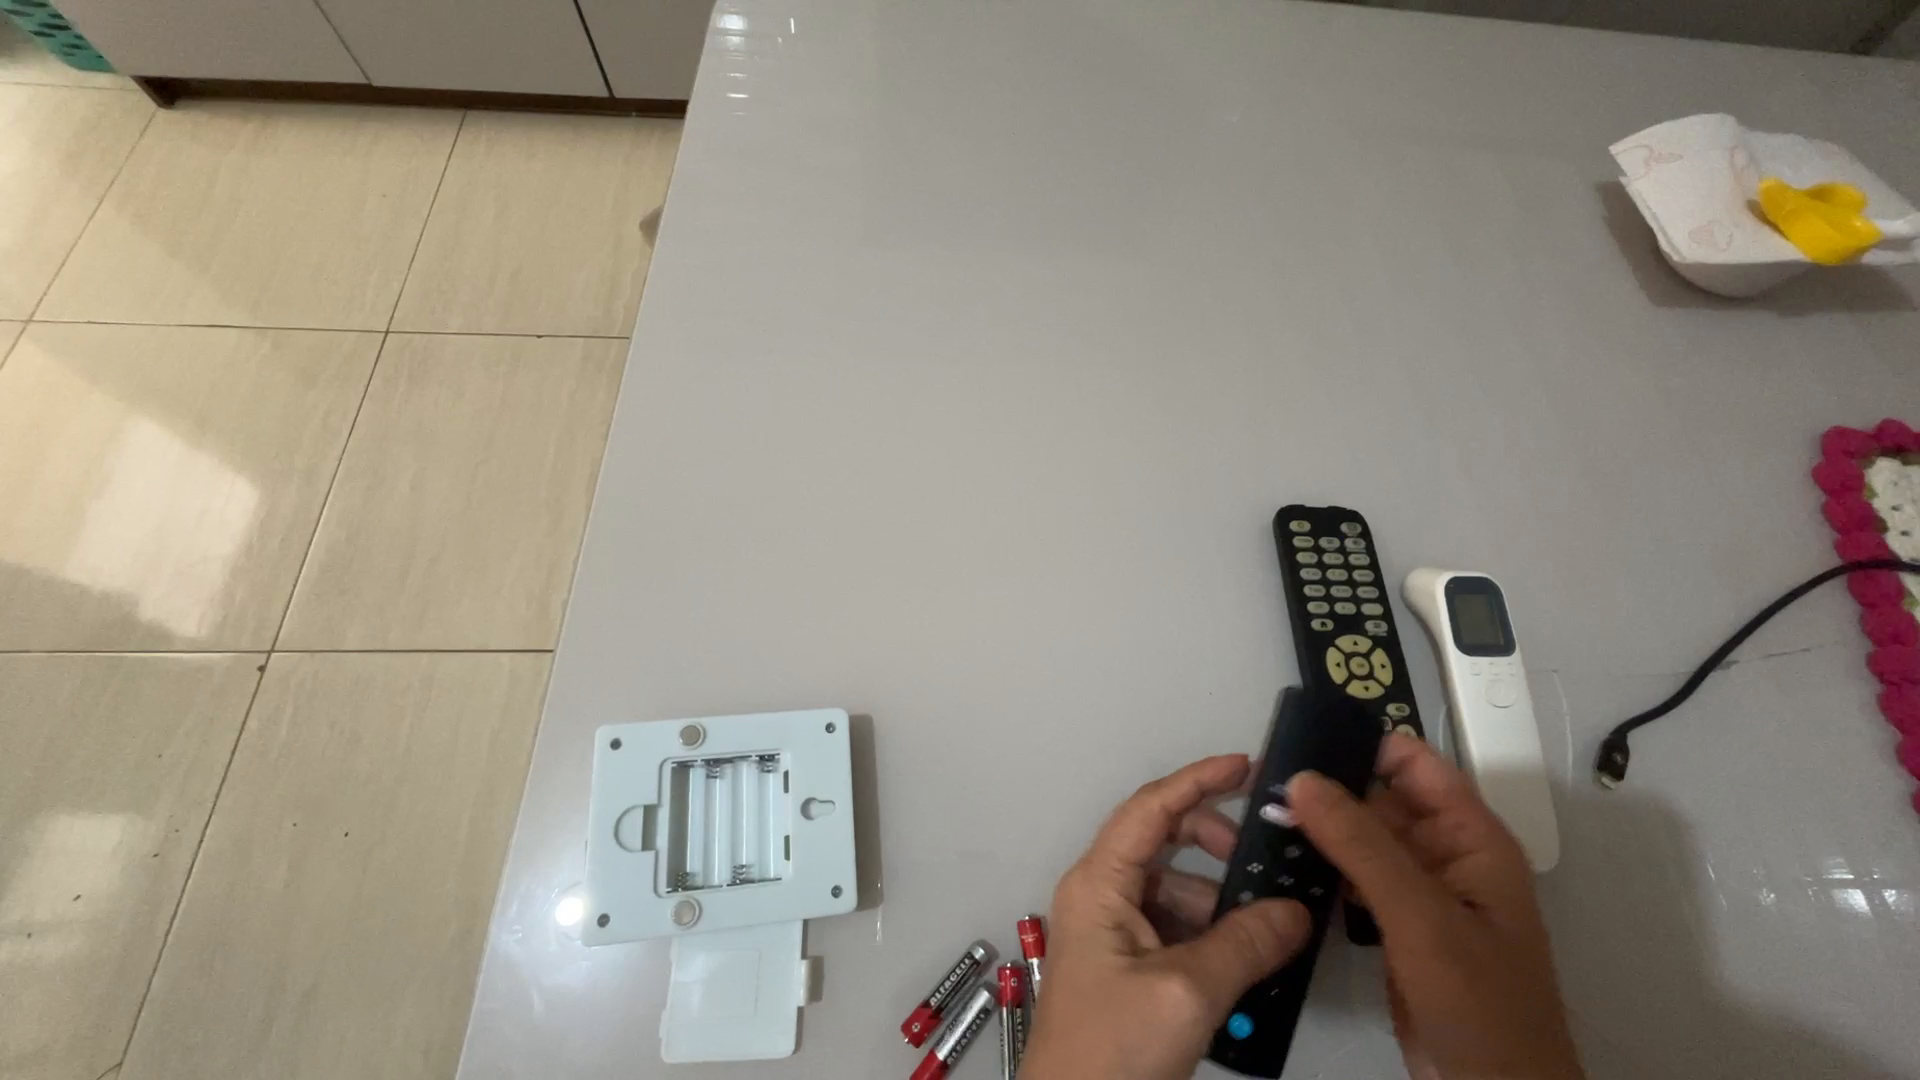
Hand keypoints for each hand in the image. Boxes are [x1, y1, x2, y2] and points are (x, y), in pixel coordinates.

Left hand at [1020, 755, 1312, 1079]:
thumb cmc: (1115, 1046)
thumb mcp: (1187, 992)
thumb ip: (1244, 945)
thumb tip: (1295, 910)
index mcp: (1099, 882)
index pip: (1150, 808)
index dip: (1196, 781)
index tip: (1245, 767)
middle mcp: (1101, 893)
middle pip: (1162, 843)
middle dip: (1214, 843)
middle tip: (1263, 859)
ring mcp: (1112, 929)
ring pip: (1174, 889)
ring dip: (1219, 900)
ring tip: (1268, 926)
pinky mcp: (1125, 963)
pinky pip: (1174, 927)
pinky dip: (1210, 933)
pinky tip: (1245, 959)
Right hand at [1289, 734, 1584, 1079]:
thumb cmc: (1479, 1003)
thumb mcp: (1422, 917)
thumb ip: (1362, 845)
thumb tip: (1302, 779)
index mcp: (1470, 838)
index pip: (1413, 763)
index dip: (1360, 744)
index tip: (1298, 741)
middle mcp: (1443, 853)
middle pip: (1379, 795)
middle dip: (1325, 785)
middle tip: (1260, 781)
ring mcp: (1416, 889)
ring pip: (1359, 834)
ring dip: (1316, 823)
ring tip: (1258, 813)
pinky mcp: (1392, 920)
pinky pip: (1351, 871)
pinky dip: (1318, 860)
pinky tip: (1278, 856)